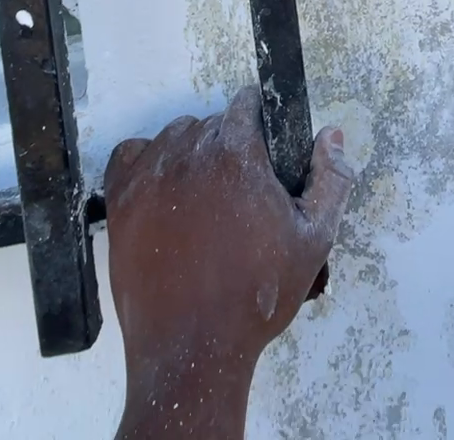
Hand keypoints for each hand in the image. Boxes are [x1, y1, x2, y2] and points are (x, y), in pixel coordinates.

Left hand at [105, 85, 353, 436]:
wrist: (194, 349)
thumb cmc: (259, 293)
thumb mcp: (314, 238)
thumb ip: (330, 179)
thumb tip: (332, 136)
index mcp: (237, 153)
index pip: (245, 104)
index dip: (259, 115)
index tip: (265, 137)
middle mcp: (189, 153)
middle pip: (212, 123)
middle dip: (230, 141)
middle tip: (242, 183)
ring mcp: (149, 176)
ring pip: (174, 136)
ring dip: (192, 149)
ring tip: (206, 190)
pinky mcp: (120, 201)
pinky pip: (130, 154)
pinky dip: (147, 161)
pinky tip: (164, 190)